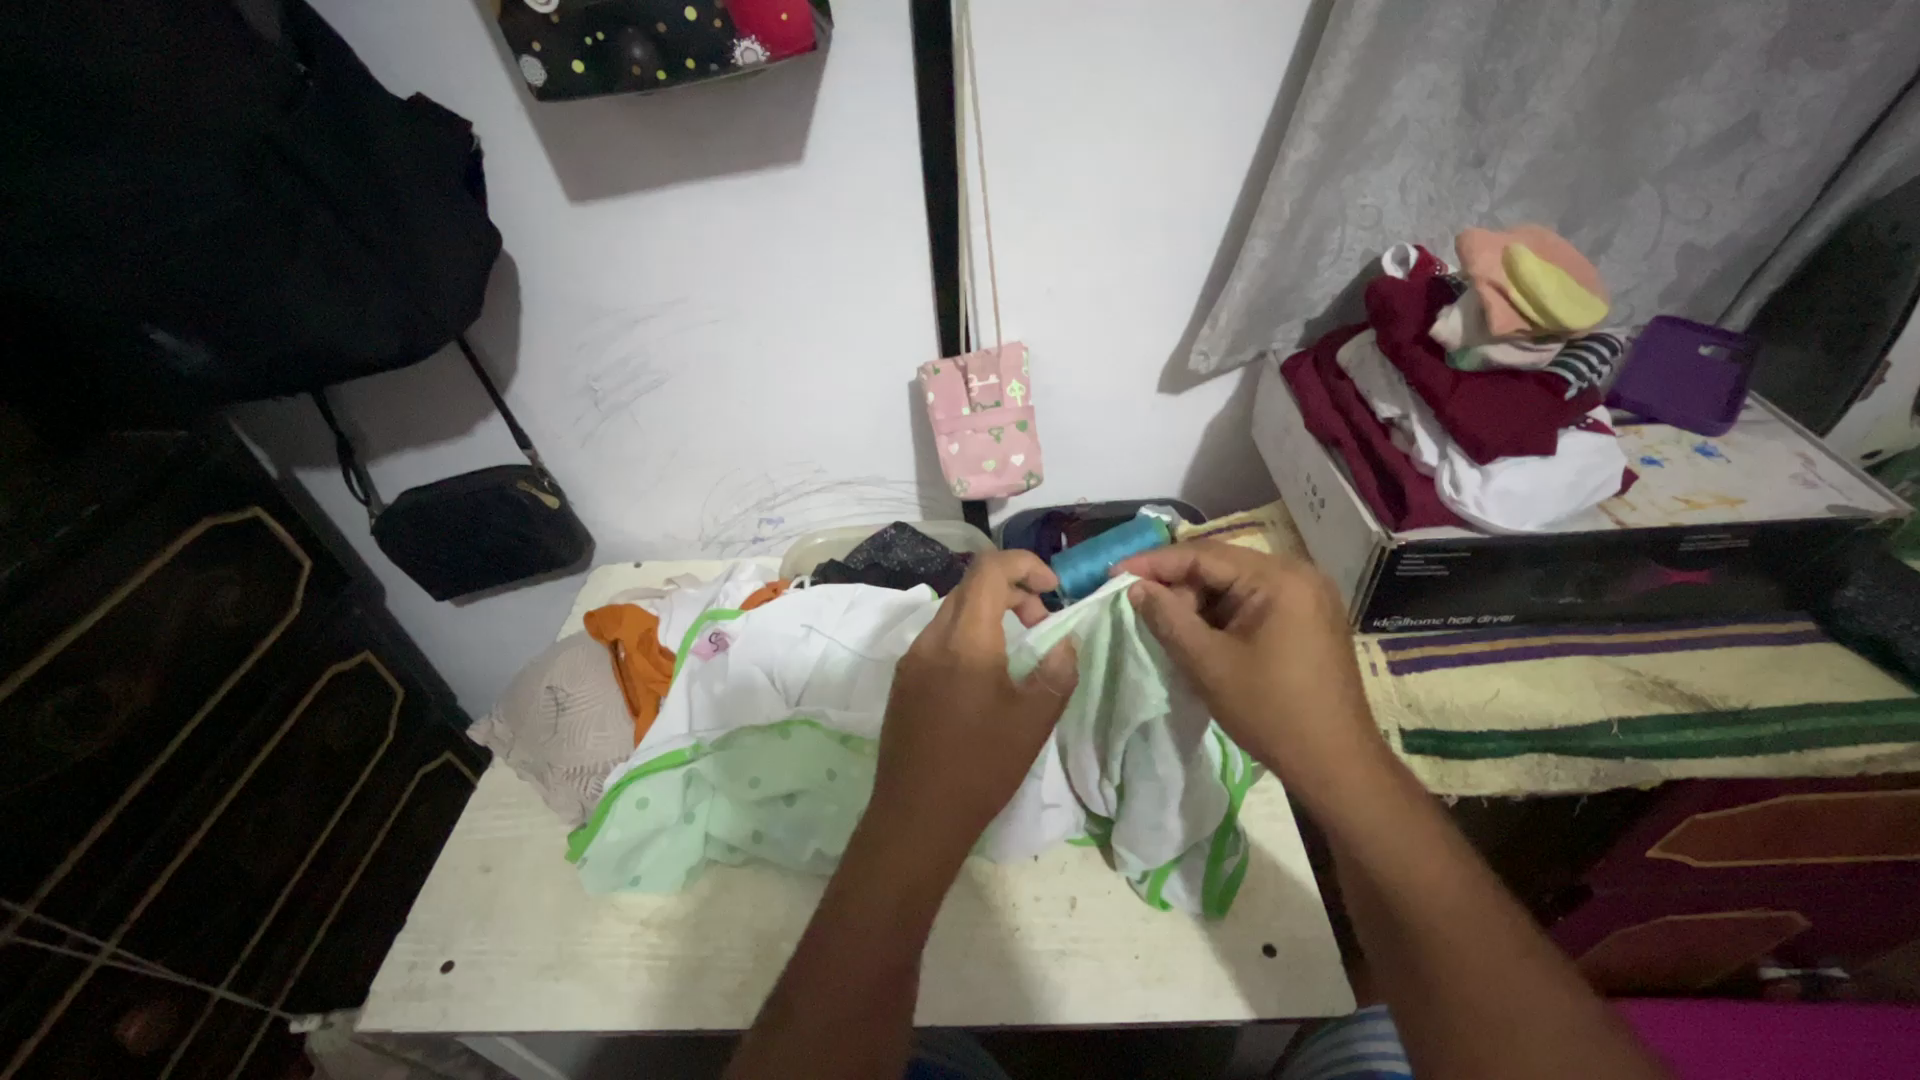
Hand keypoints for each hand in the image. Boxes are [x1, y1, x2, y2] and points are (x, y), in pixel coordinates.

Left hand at [869, 551, 1078, 861]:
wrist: (915, 815)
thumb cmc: (980, 767)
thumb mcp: (1033, 721)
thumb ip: (1057, 671)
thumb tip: (1066, 642)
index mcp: (964, 639)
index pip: (989, 569)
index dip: (1025, 565)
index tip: (1053, 589)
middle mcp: (931, 638)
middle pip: (970, 586)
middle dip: (1012, 589)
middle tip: (1042, 621)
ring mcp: (911, 660)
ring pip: (953, 611)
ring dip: (990, 613)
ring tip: (1019, 648)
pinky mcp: (903, 681)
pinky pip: (938, 638)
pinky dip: (968, 635)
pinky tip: (986, 673)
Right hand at [1116, 541, 1388, 804]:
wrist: (1335, 762)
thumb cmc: (1270, 710)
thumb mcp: (1208, 663)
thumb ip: (1168, 618)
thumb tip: (1137, 588)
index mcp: (1279, 578)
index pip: (1204, 555)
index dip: (1154, 563)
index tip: (1114, 574)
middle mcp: (1299, 575)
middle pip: (1221, 566)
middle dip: (1176, 584)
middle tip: (1139, 606)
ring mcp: (1308, 598)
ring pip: (1235, 585)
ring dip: (1198, 602)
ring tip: (1165, 625)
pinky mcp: (1308, 620)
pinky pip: (1254, 603)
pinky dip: (1222, 615)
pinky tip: (1199, 636)